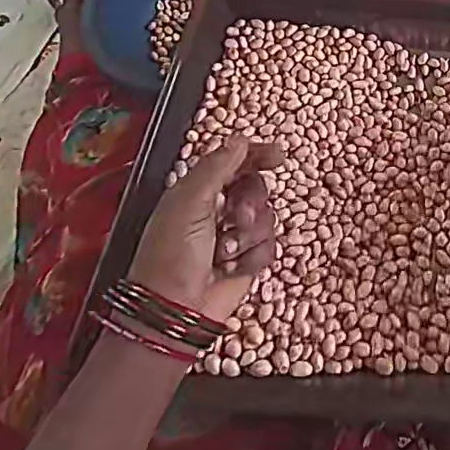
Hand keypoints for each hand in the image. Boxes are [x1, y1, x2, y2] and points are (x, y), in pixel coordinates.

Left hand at [126, 136, 284, 320]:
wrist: (175, 310)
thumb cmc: (172, 254)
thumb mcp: (189, 201)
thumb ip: (217, 166)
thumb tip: (240, 140)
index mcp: (198, 189)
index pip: (234, 161)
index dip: (256, 155)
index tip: (277, 156)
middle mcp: (218, 208)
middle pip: (256, 186)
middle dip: (250, 202)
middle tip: (236, 217)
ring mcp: (235, 234)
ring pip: (267, 216)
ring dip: (248, 234)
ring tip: (225, 251)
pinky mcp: (249, 259)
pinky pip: (270, 245)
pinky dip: (253, 256)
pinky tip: (232, 267)